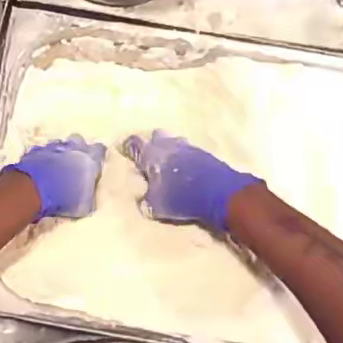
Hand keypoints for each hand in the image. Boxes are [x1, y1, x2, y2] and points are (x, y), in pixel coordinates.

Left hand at [1, 136, 107, 219]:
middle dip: (77, 150)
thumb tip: (90, 194)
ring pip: (59, 145)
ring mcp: (52, 147)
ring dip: (59, 154)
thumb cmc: (64, 198)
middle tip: (75, 165)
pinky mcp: (34, 151)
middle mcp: (72, 147)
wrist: (32, 190)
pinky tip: (40, 170)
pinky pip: (42, 152)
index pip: (100, 150)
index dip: (97, 157)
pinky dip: (43, 158)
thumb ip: (90, 195)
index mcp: (89, 158)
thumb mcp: (85, 205)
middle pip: (78, 141)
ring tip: (55, 169)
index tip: (94, 166)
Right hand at [122, 131, 260, 231]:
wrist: (220, 193)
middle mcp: (168, 145)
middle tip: (147, 157)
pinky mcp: (204, 154)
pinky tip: (184, 168)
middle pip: (155, 137)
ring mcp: (188, 147)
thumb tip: (142, 200)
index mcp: (151, 154)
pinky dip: (183, 157)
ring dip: (168, 149)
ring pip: (173, 142)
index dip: (127, 146)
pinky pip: (187, 151)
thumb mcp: (156, 206)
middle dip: (150, 144)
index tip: (123, 150)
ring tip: (167, 163)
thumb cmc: (181, 197)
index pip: (133, 143)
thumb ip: (146, 200)